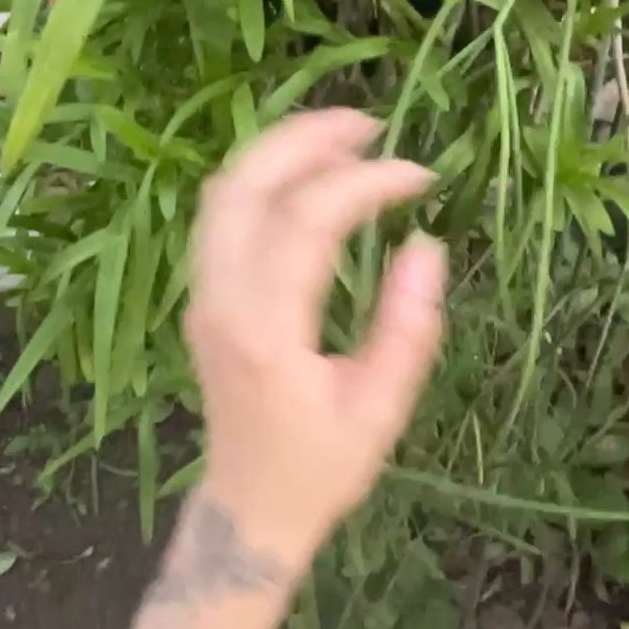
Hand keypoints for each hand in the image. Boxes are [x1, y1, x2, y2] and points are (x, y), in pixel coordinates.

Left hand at [185, 109, 446, 562]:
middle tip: (370, 124)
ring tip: (343, 136)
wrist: (249, 504)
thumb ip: (406, 328)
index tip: (419, 176)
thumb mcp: (380, 411)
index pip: (308, 221)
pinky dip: (262, 174)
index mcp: (266, 330)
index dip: (366, 183)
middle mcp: (220, 298)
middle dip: (307, 137)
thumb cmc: (320, 466)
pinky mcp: (202, 290)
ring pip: (224, 187)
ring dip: (280, 148)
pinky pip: (221, 209)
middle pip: (245, 182)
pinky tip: (306, 172)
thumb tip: (427, 246)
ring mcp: (201, 290)